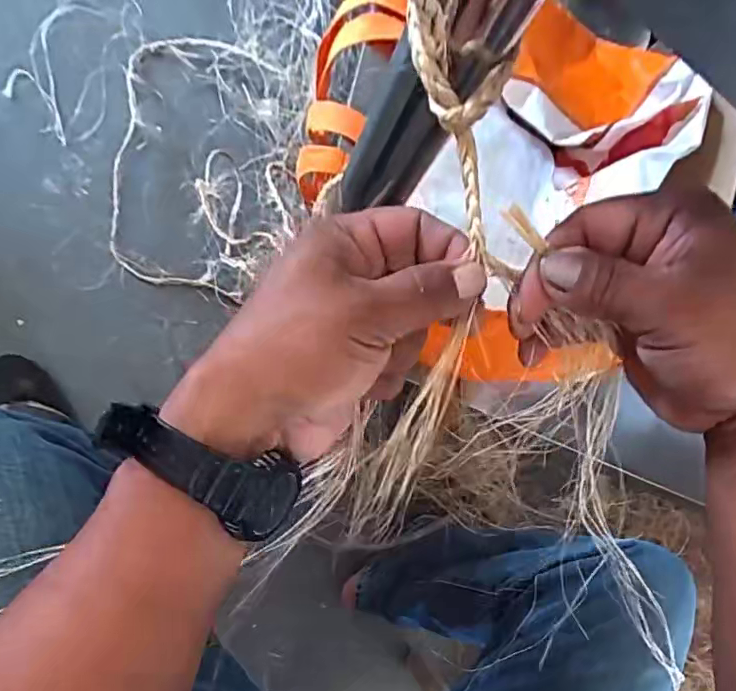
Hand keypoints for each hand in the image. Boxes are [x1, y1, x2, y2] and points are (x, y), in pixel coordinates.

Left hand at [163, 207, 484, 461]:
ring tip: (376, 364)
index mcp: (345, 243)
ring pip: (412, 326)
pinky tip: (366, 385)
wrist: (257, 417)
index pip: (413, 228)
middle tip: (442, 331)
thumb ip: (427, 292)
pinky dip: (389, 374)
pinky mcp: (357, 361)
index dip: (448, 251)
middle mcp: (351, 276)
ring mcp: (354, 322)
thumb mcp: (368, 312)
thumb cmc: (304, 350)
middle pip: (418, 280)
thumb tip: (478, 271)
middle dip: (424, 313)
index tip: (476, 284)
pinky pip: (396, 359)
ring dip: (404, 350)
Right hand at [507, 182, 735, 434]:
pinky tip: (541, 351)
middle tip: (521, 328)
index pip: (591, 224)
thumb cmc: (733, 339)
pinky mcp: (630, 326)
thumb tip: (547, 267)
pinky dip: (561, 335)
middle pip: (578, 257)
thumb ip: (605, 284)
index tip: (527, 301)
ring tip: (528, 346)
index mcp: (668, 219)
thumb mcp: (670, 304)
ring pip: (576, 292)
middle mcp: (650, 247)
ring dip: (548, 316)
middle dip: (545, 290)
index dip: (552, 259)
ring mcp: (639, 289)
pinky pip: (585, 321)